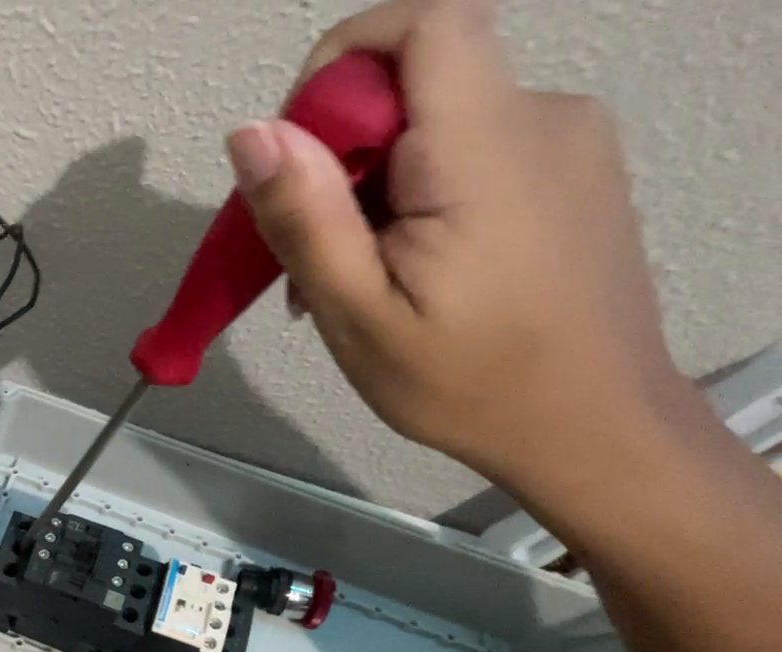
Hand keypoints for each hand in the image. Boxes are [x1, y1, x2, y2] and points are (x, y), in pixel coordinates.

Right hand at [228, 0, 688, 496]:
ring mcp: (566, 140)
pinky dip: (415, 193)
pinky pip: (470, 149)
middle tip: (309, 251)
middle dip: (339, 152)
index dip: (345, 59)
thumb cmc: (465, 381)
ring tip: (354, 277)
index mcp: (485, 149)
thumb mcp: (358, 311)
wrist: (589, 424)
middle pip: (416, 82)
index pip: (425, 25)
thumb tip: (250, 133)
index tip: (297, 146)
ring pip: (436, 122)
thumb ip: (306, 215)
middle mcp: (542, 118)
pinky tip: (403, 268)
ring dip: (371, 184)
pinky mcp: (569, 168)